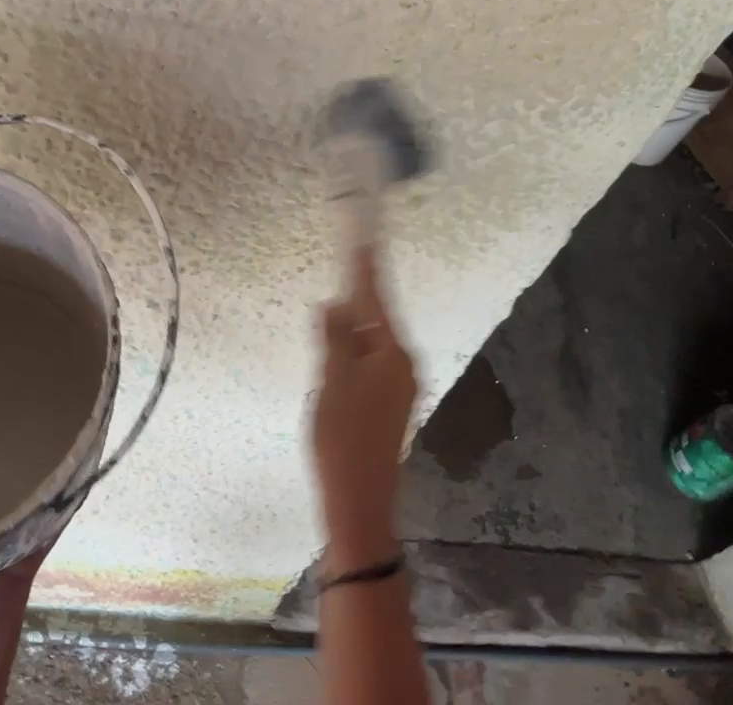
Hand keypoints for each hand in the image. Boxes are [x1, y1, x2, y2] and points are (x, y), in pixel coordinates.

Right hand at [312, 250, 418, 566]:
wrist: (361, 503)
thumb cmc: (342, 439)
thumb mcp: (330, 382)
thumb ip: (333, 338)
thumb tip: (333, 303)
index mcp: (391, 354)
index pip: (374, 297)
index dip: (364, 264)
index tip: (362, 230)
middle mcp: (403, 365)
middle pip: (377, 317)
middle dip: (358, 293)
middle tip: (344, 258)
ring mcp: (399, 386)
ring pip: (372, 340)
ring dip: (353, 322)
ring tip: (332, 302)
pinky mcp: (389, 403)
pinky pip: (371, 360)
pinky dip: (354, 346)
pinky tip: (338, 346)